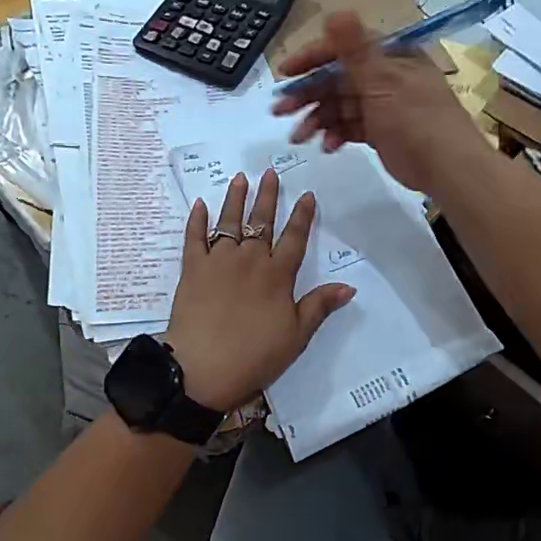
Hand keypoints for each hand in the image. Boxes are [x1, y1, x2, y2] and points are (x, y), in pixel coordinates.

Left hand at [165, 168, 355, 412]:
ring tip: (240, 178)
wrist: (203, 368)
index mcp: (277, 275)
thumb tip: (348, 286)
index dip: (303, 216)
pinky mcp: (192, 269)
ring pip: (229, 222)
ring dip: (235, 199)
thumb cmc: (255, 356)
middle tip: (270, 173)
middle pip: (261, 221)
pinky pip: (194, 238)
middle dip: (268, 196)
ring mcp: (218, 262)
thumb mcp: (296, 336)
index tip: (307, 195)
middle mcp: (249, 260)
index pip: (294, 238)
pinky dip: (197, 220)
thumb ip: (319, 306)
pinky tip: (200, 204)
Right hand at [272, 11, 492, 193]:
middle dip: (307, 95)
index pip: (343, 49)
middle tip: (280, 111)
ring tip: (299, 137)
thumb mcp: (383, 82)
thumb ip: (355, 50)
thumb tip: (336, 12)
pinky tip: (327, 146)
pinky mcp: (380, 131)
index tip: (285, 73)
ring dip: (317, 119)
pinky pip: (349, 127)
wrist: (448, 168)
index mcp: (390, 57)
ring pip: (339, 106)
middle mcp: (385, 76)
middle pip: (336, 80)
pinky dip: (335, 134)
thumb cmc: (416, 120)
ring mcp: (382, 104)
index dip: (312, 59)